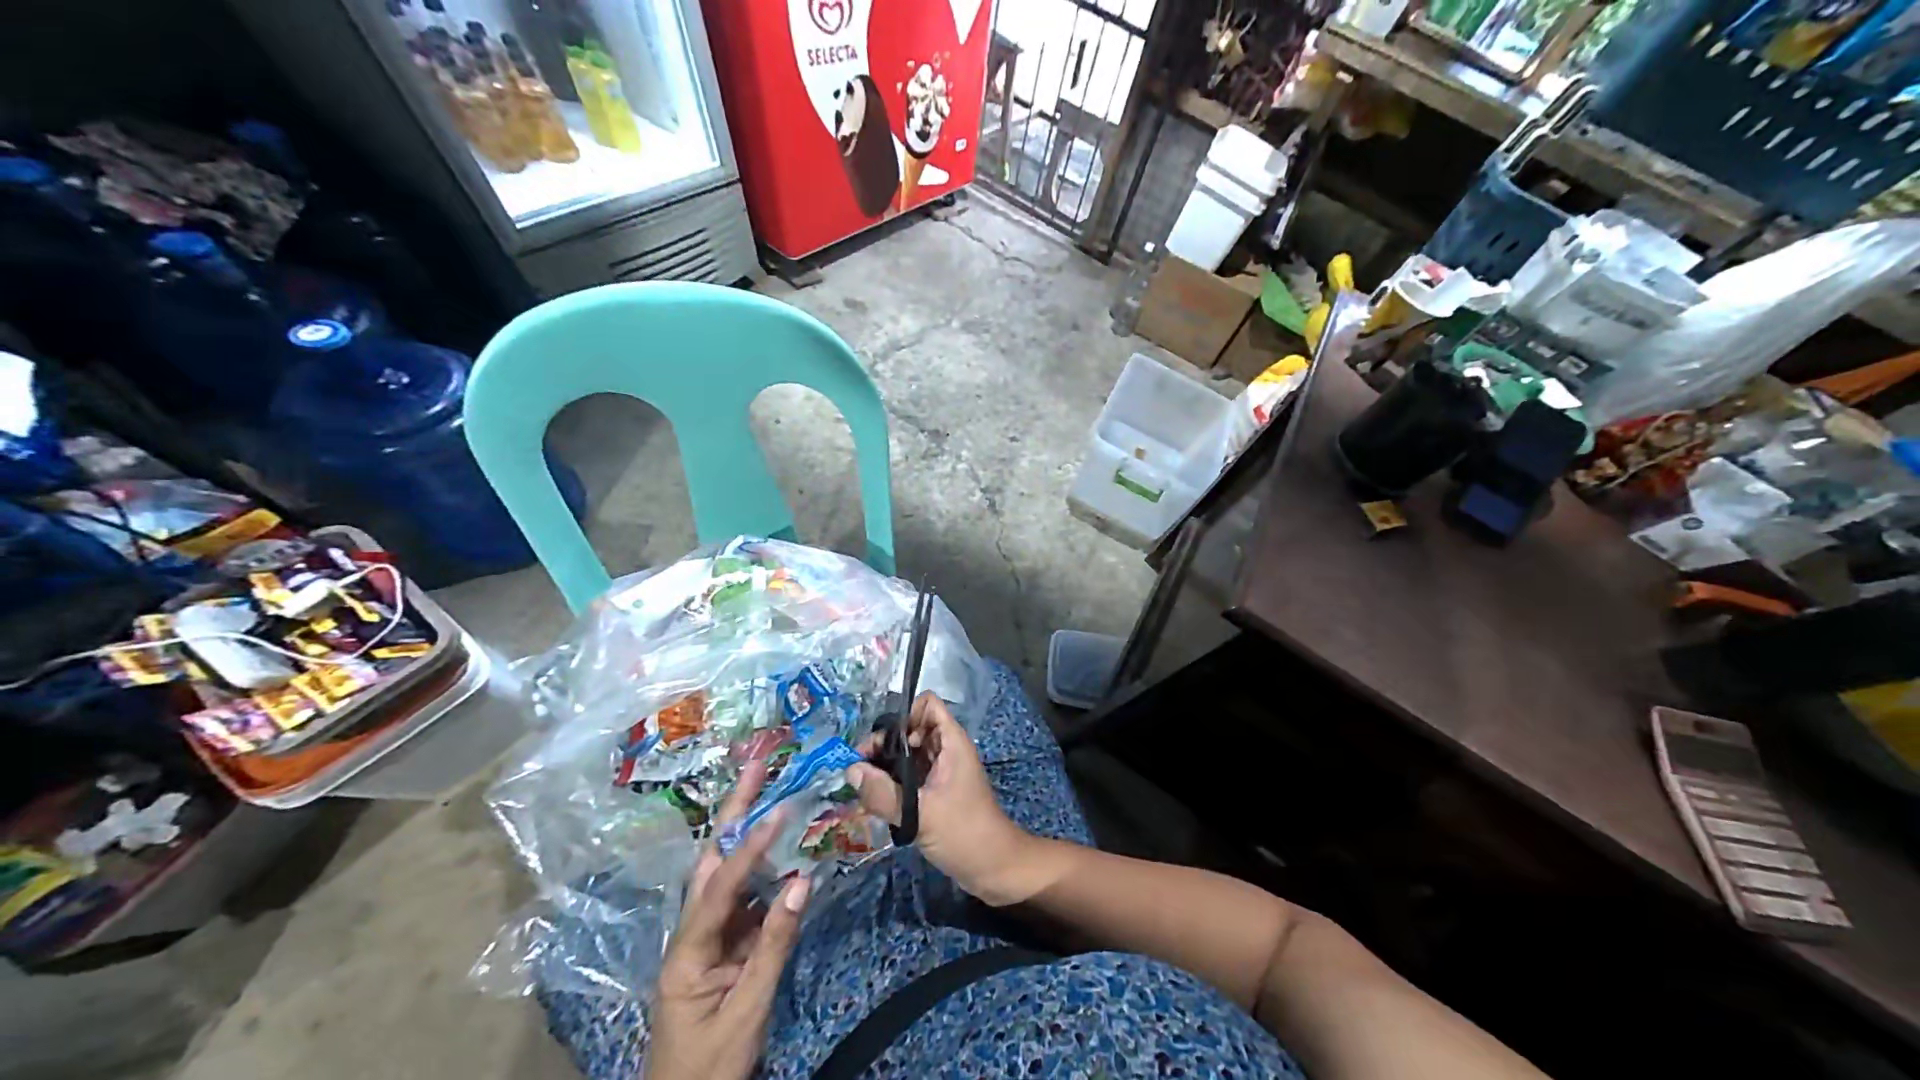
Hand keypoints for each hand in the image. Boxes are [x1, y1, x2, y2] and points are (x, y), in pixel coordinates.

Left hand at [645, 761, 809, 1079]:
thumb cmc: (712, 1064)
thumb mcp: (748, 1009)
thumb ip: (774, 944)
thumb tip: (801, 881)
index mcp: (687, 950)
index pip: (720, 886)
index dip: (750, 848)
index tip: (778, 811)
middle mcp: (689, 932)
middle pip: (711, 862)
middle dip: (733, 812)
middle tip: (755, 767)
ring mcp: (704, 937)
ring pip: (724, 874)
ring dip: (745, 831)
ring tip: (767, 790)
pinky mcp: (720, 947)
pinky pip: (742, 899)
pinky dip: (760, 869)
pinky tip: (779, 849)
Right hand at [848, 693, 1056, 906]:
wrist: (994, 868)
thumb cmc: (964, 833)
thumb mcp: (921, 814)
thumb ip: (884, 793)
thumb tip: (850, 770)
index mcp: (952, 742)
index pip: (927, 705)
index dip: (904, 715)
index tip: (884, 744)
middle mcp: (946, 750)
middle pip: (911, 728)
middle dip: (886, 742)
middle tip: (861, 767)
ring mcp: (940, 771)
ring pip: (908, 752)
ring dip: (886, 763)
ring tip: (863, 784)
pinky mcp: (934, 791)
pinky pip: (909, 774)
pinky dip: (893, 781)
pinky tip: (876, 798)